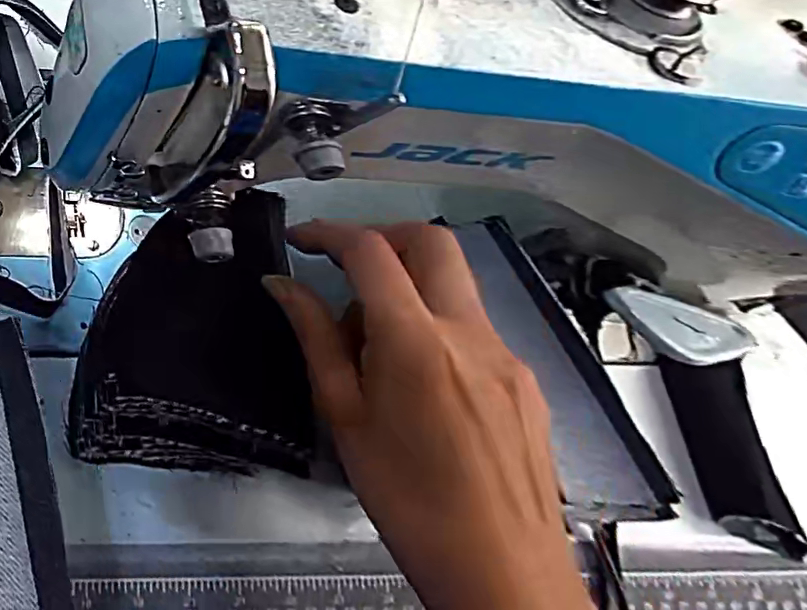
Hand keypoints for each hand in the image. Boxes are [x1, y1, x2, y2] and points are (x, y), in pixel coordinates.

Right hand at [263, 222, 590, 609]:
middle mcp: (469, 332)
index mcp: (416, 341)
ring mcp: (505, 353)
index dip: (328, 231)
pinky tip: (418, 378)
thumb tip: (281, 284)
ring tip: (373, 344)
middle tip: (345, 265)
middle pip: (429, 240)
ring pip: (452, 281)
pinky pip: (471, 323)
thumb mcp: (344, 415)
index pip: (370, 251)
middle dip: (380, 236)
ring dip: (406, 284)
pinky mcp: (525, 378)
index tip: (300, 238)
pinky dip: (434, 321)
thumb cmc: (408, 500)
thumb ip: (314, 336)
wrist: (505, 579)